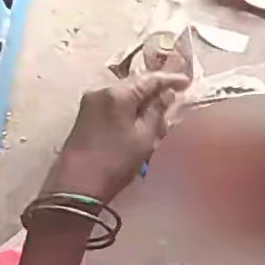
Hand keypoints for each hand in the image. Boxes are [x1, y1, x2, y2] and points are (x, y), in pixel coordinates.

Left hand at [45, 72, 187, 202]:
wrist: (77, 185)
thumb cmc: (116, 160)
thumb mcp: (145, 137)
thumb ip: (157, 111)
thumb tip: (167, 94)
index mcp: (118, 93)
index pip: (150, 79)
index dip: (171, 80)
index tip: (187, 83)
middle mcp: (101, 91)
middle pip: (135, 84)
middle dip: (156, 89)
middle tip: (176, 96)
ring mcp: (91, 103)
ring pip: (124, 95)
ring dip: (143, 100)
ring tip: (161, 110)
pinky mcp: (86, 116)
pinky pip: (115, 104)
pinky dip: (130, 108)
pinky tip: (141, 118)